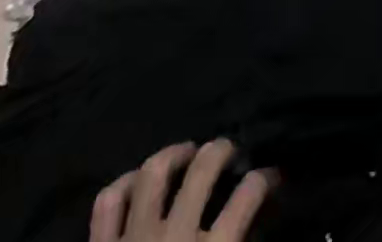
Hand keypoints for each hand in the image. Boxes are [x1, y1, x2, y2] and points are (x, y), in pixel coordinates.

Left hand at [91, 140, 274, 241]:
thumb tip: (262, 228)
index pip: (251, 192)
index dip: (268, 177)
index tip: (273, 177)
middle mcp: (176, 235)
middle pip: (204, 168)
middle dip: (223, 149)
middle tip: (231, 152)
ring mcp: (135, 237)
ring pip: (155, 172)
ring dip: (176, 153)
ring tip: (189, 152)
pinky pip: (108, 202)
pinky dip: (123, 184)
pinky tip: (139, 182)